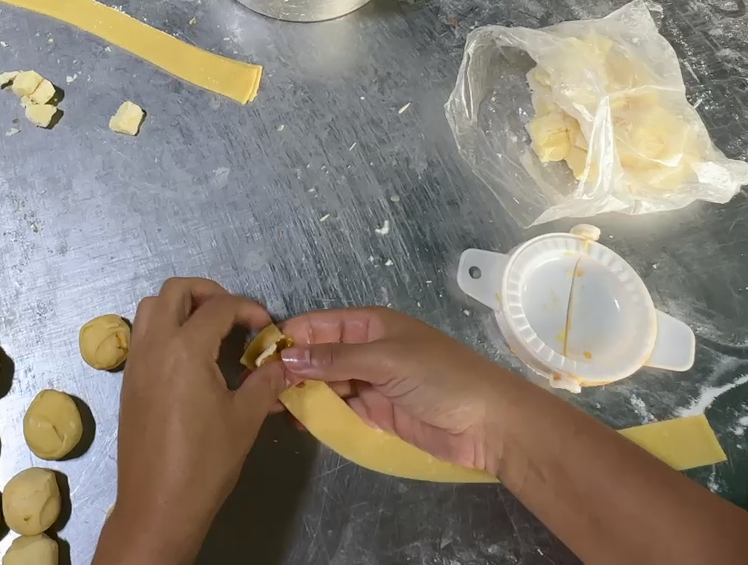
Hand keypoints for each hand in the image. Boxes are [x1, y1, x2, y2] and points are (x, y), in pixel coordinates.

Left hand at [98, 278, 283, 564]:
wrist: (157, 505)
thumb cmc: (204, 462)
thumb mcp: (244, 419)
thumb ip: (265, 382)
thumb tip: (282, 364)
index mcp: (185, 348)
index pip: (219, 307)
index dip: (247, 308)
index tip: (265, 325)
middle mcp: (155, 343)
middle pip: (176, 290)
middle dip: (208, 292)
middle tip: (233, 313)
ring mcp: (137, 358)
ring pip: (152, 305)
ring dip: (180, 304)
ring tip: (209, 327)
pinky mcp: (129, 376)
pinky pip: (143, 331)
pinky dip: (165, 325)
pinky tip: (189, 354)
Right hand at [279, 306, 535, 475]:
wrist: (491, 424)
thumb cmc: (440, 376)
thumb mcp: (385, 360)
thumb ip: (336, 360)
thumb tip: (289, 357)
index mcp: (367, 323)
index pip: (317, 325)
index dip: (288, 337)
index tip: (258, 354)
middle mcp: (364, 348)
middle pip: (316, 354)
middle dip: (289, 366)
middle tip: (257, 386)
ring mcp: (369, 381)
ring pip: (324, 382)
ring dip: (301, 391)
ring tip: (271, 406)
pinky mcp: (375, 411)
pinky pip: (339, 407)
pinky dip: (319, 412)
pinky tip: (299, 420)